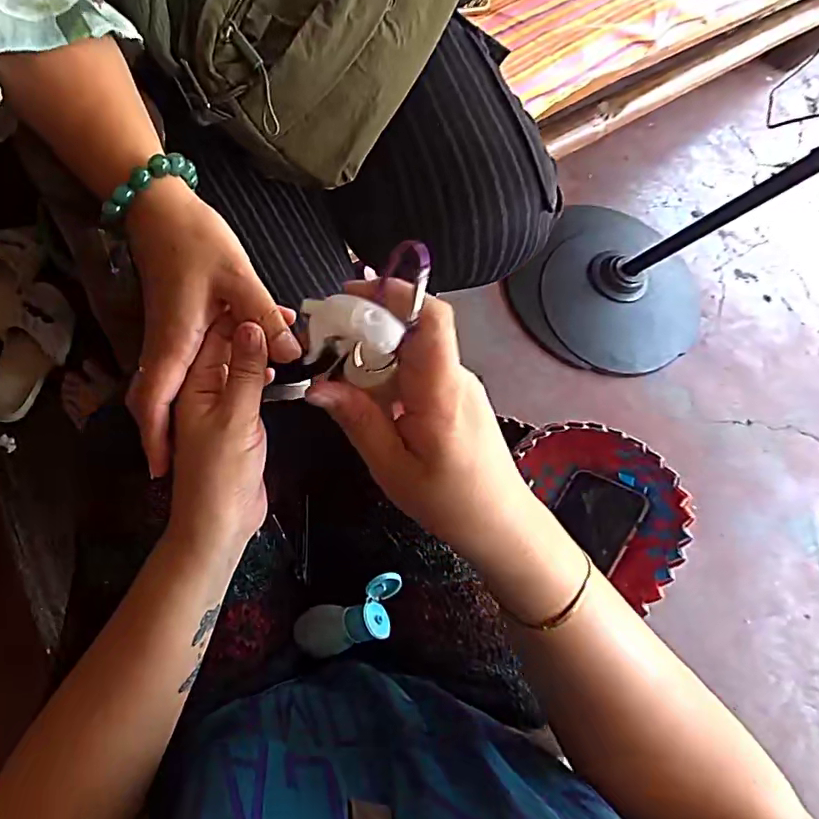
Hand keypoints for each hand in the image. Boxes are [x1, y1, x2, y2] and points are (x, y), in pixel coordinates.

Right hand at [126, 182, 299, 476]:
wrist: (159, 209)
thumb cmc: (194, 240)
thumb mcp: (238, 277)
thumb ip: (264, 317)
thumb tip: (291, 355)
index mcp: (175, 343)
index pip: (153, 401)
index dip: (153, 438)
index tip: (162, 470)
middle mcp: (162, 347)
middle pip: (152, 401)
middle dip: (162, 434)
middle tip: (179, 461)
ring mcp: (163, 336)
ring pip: (166, 385)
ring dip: (183, 408)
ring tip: (216, 426)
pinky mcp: (171, 325)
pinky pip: (180, 364)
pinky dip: (200, 378)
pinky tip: (238, 370)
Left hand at [169, 316, 272, 549]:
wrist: (218, 522)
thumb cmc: (220, 472)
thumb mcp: (236, 416)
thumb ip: (246, 371)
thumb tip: (253, 325)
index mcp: (192, 383)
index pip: (214, 336)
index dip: (242, 315)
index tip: (275, 301)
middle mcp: (201, 389)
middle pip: (227, 348)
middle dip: (255, 330)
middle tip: (295, 317)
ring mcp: (218, 405)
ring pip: (240, 366)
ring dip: (262, 352)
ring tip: (294, 335)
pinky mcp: (235, 420)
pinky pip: (247, 388)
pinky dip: (263, 375)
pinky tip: (282, 368)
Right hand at [304, 280, 535, 557]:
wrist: (500, 523)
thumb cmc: (451, 501)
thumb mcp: (390, 467)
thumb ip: (356, 419)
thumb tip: (318, 385)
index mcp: (441, 393)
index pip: (431, 319)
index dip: (392, 294)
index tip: (349, 294)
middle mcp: (453, 377)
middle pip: (409, 327)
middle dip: (362, 326)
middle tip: (323, 343)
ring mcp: (454, 381)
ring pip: (405, 348)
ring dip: (367, 354)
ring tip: (337, 379)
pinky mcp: (450, 390)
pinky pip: (410, 366)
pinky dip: (381, 372)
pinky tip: (362, 396)